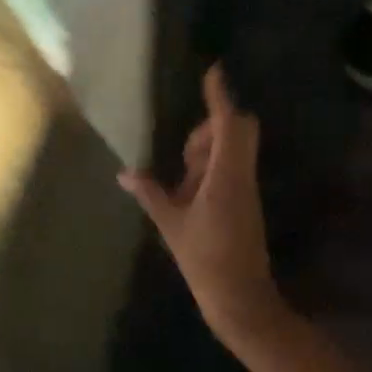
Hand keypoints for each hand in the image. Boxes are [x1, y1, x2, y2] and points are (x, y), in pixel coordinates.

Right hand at [120, 64, 282, 340]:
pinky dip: (211, 168)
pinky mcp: (246, 202)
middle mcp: (241, 175)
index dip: (219, 96)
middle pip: (237, 129)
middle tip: (185, 153)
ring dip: (208, 151)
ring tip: (183, 180)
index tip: (213, 70)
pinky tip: (190, 192)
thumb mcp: (172, 226)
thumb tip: (124, 173)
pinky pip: (231, 168)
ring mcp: (246, 188)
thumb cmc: (206, 261)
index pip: (227, 123)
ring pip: (233, 149)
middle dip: (211, 127)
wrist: (242, 301)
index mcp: (226, 175)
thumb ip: (151, 194)